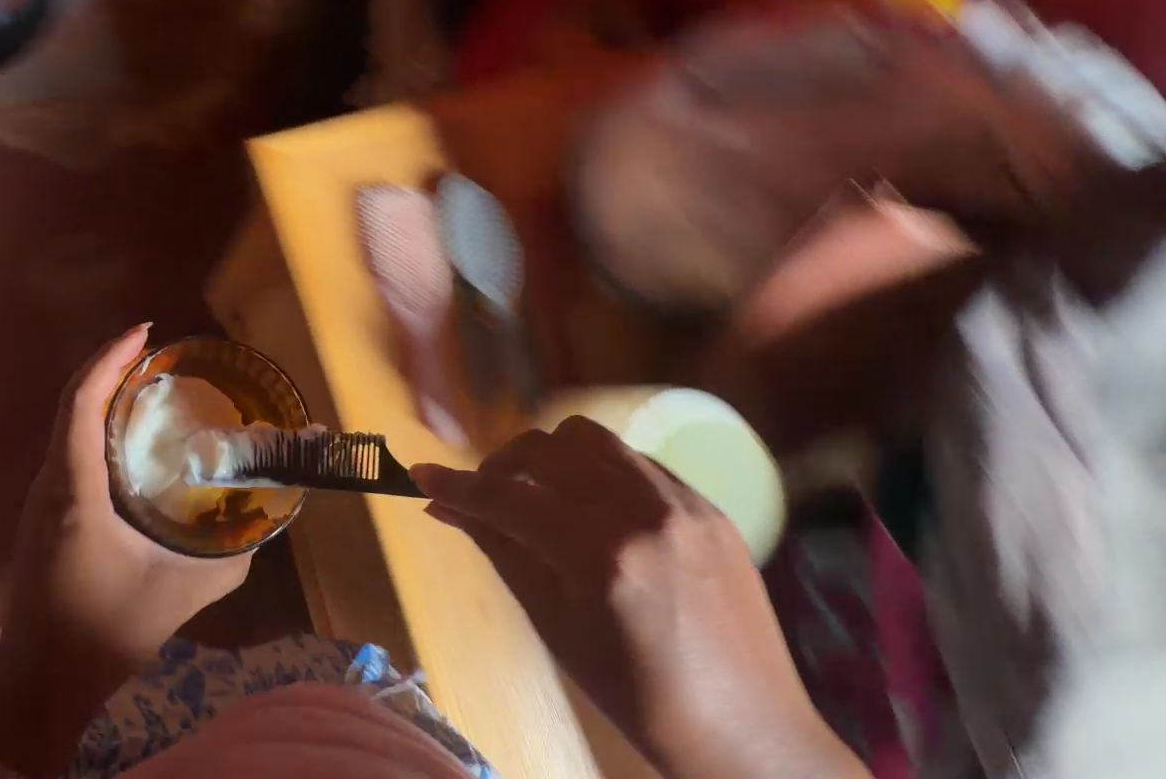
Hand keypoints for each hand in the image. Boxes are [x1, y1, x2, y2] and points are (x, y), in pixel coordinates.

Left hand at [1, 323, 252, 690]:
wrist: (41, 682)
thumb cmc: (102, 633)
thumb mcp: (178, 595)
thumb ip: (229, 560)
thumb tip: (263, 526)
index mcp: (74, 490)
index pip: (82, 403)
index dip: (109, 359)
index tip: (145, 333)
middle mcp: (50, 483)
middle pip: (73, 404)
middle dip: (111, 367)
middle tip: (158, 354)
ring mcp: (42, 497)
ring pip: (68, 425)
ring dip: (103, 396)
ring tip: (150, 386)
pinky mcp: (44, 512)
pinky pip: (69, 448)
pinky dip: (97, 424)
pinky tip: (130, 439)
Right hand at [411, 418, 867, 778]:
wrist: (749, 731)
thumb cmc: (635, 694)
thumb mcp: (553, 623)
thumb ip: (498, 549)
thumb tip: (442, 506)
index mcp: (600, 555)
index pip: (507, 500)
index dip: (456, 486)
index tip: (421, 474)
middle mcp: (641, 512)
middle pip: (543, 451)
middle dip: (498, 466)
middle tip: (482, 495)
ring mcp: (681, 502)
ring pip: (587, 438)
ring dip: (546, 455)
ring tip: (535, 489)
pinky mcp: (706, 504)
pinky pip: (633, 460)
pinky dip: (594, 469)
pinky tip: (589, 504)